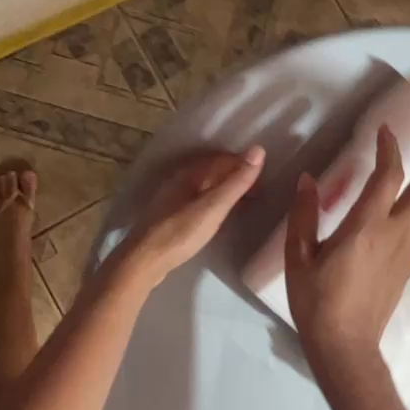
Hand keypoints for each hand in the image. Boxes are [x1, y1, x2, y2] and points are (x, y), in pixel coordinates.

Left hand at [114, 146, 265, 288]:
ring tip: (244, 202)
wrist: (144, 260)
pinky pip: (198, 199)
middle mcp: (178, 180)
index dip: (244, 164)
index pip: (221, 159)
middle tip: (258, 191)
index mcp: (188, 174)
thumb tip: (258, 150)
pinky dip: (214, 201)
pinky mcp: (170, 215)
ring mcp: (172, 198)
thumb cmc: (181, 232)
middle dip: (235, 176)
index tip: (265, 178)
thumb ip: (236, 182)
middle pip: (212, 170)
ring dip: (225, 189)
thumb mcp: (213, 207)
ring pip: (204, 185)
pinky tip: (219, 215)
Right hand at [284, 125, 409, 385]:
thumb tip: (307, 179)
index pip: (387, 177)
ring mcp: (409, 249)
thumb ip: (304, 214)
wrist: (346, 346)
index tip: (384, 129)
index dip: (389, 149)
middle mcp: (396, 234)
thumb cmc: (316, 300)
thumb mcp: (298, 255)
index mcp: (366, 228)